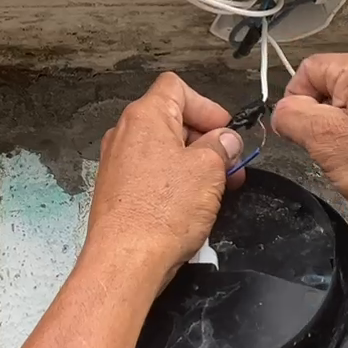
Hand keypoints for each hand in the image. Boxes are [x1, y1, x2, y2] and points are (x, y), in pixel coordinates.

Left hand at [86, 73, 243, 288]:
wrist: (125, 260)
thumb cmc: (162, 212)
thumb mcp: (208, 171)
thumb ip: (220, 147)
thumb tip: (226, 139)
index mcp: (145, 116)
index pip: (176, 87)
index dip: (206, 106)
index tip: (225, 131)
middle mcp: (125, 132)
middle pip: (171, 118)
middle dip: (205, 138)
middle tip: (230, 165)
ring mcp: (117, 160)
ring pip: (163, 148)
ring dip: (192, 162)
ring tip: (217, 188)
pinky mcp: (116, 188)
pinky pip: (150, 171)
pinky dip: (173, 179)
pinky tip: (191, 204)